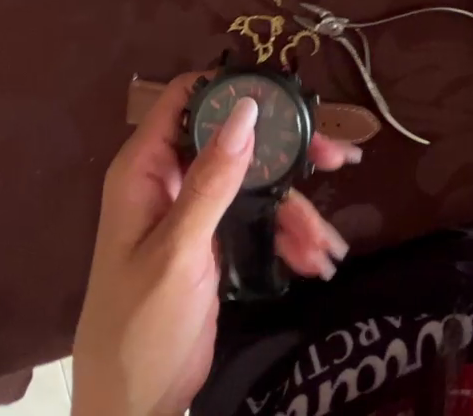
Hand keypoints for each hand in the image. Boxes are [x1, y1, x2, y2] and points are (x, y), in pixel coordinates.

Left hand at [72, 74, 356, 415]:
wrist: (135, 407)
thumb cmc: (141, 326)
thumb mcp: (178, 251)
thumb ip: (212, 180)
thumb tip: (246, 110)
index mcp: (145, 169)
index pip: (185, 99)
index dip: (231, 89)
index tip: (284, 94)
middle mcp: (170, 179)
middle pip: (234, 139)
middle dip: (286, 152)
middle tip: (337, 159)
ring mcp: (194, 209)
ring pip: (255, 181)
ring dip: (296, 208)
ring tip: (329, 245)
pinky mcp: (215, 239)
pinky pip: (258, 218)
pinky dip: (287, 236)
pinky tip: (314, 260)